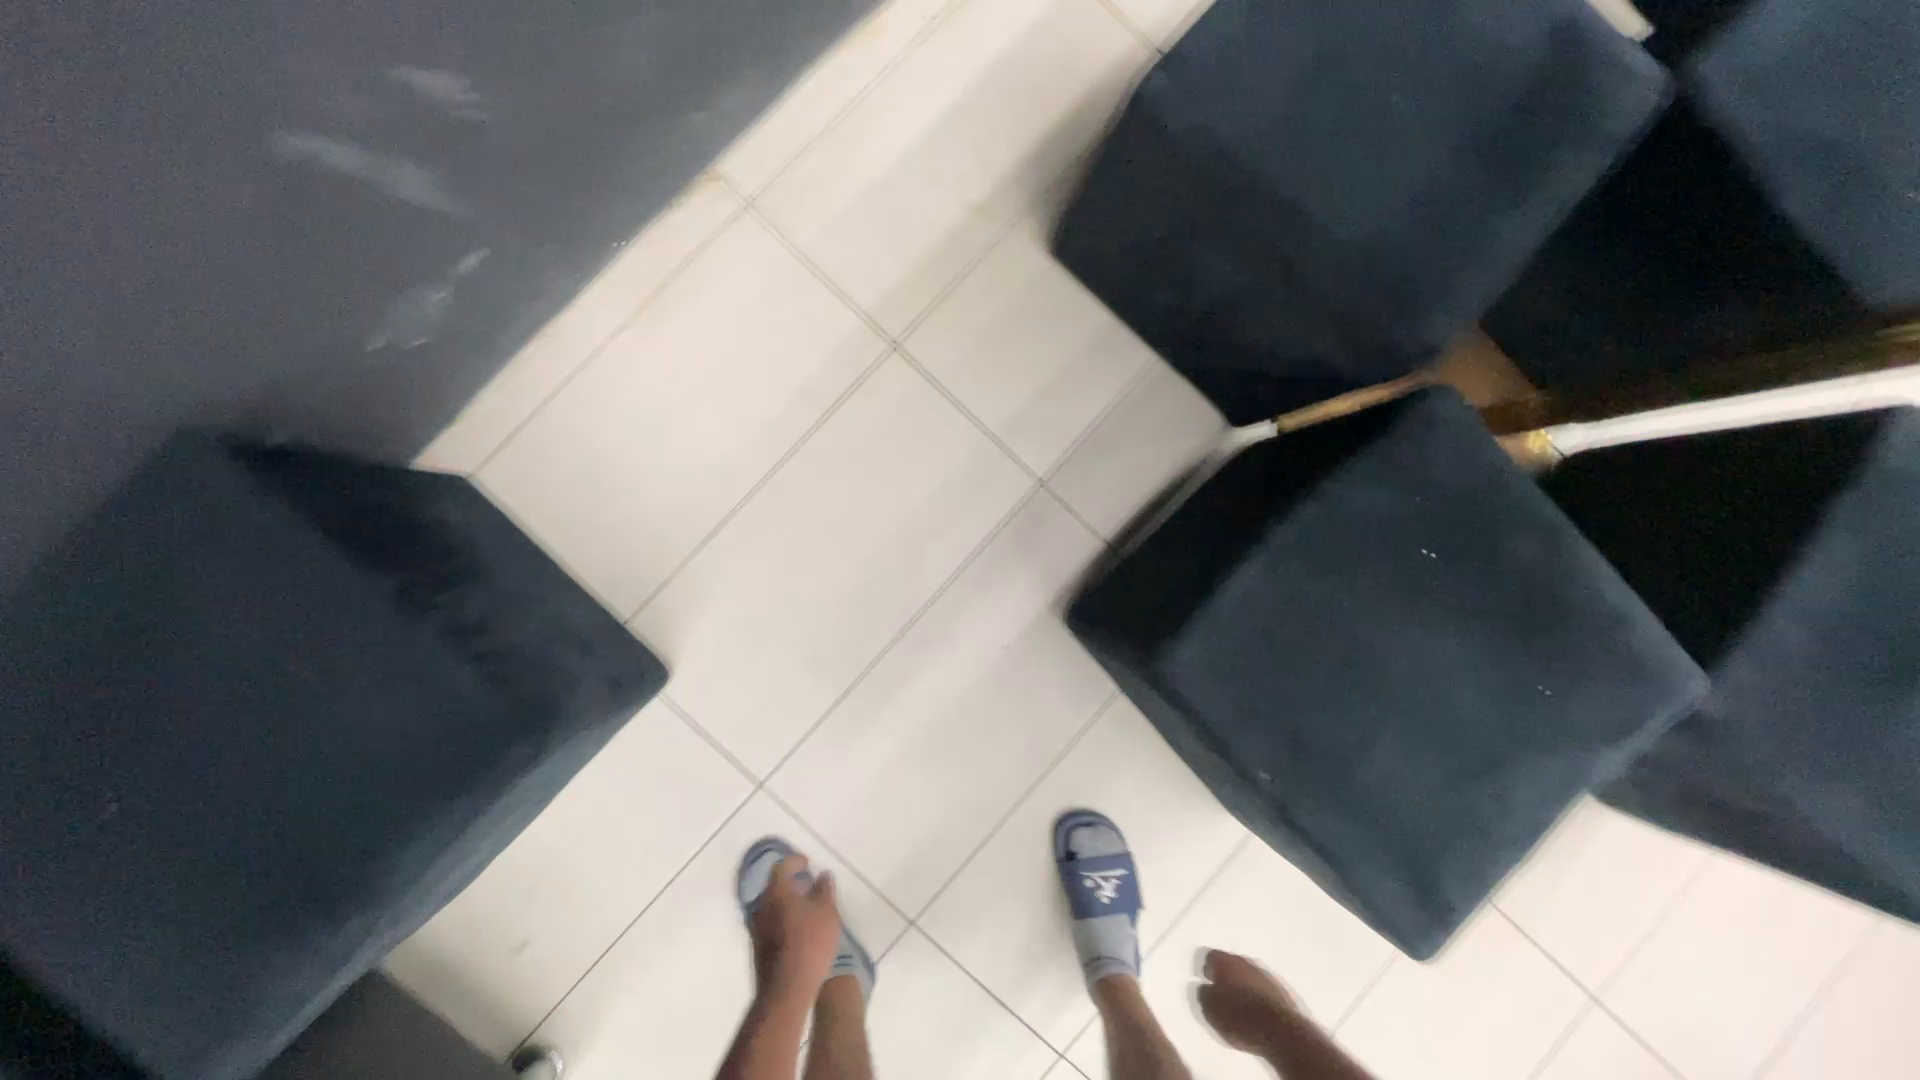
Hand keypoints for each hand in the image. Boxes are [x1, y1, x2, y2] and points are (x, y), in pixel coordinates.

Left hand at [747, 855, 842, 996]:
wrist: (786, 989)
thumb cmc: (811, 943)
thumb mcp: (827, 913)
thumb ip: (824, 890)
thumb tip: (822, 875)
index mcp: (776, 891)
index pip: (782, 866)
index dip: (795, 861)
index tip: (808, 862)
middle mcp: (761, 905)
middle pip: (774, 885)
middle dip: (791, 881)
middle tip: (808, 882)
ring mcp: (756, 926)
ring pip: (771, 904)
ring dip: (787, 900)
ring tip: (805, 906)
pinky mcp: (757, 945)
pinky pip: (770, 920)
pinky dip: (783, 916)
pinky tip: (797, 927)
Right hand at [1195, 948, 1302, 1055]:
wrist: (1280, 1033)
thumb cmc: (1239, 1018)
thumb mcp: (1210, 1009)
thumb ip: (1203, 994)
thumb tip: (1205, 988)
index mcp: (1227, 962)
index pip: (1210, 956)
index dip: (1206, 969)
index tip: (1205, 982)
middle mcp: (1247, 962)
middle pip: (1231, 964)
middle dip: (1226, 977)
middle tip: (1221, 994)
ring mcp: (1267, 976)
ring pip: (1248, 976)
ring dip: (1243, 986)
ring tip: (1239, 1006)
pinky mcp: (1282, 992)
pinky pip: (1263, 989)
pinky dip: (1257, 997)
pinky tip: (1255, 1012)